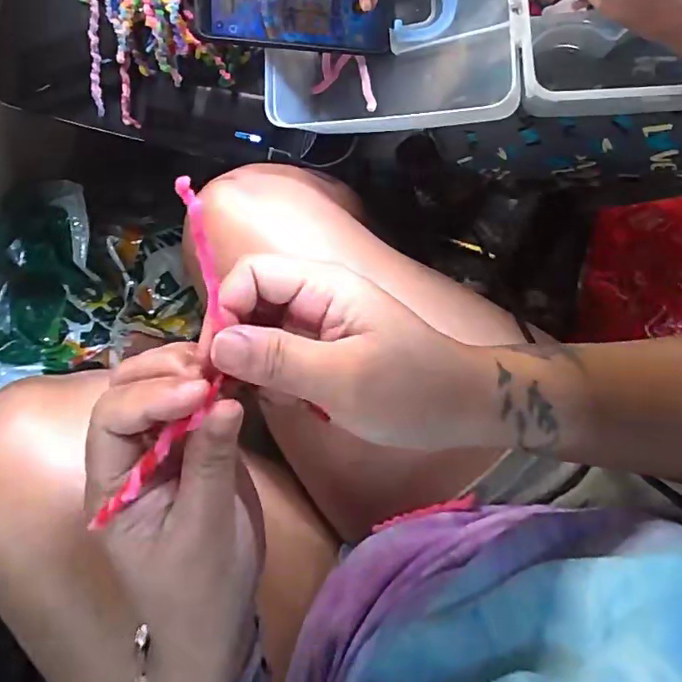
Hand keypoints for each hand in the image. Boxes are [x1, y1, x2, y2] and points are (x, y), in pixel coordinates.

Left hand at [86, 345, 262, 681]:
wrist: (216, 619)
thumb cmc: (201, 586)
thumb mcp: (206, 528)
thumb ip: (210, 461)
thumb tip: (225, 399)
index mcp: (111, 486)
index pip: (111, 420)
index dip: (150, 397)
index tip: (199, 390)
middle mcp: (124, 457)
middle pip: (123, 391)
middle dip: (161, 371)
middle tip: (208, 368)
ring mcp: (154, 445)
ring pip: (149, 383)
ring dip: (180, 366)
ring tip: (217, 366)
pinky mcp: (184, 440)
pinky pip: (184, 397)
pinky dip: (203, 378)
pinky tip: (225, 374)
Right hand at [208, 255, 497, 450]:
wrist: (465, 407)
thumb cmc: (411, 390)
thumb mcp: (341, 380)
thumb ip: (278, 359)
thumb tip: (218, 344)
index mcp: (323, 284)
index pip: (251, 274)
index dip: (225, 311)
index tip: (216, 362)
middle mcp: (316, 293)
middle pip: (252, 299)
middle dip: (237, 341)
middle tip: (231, 389)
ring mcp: (321, 319)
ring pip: (263, 328)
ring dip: (257, 363)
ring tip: (275, 399)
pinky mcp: (325, 345)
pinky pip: (282, 350)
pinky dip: (277, 376)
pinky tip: (296, 402)